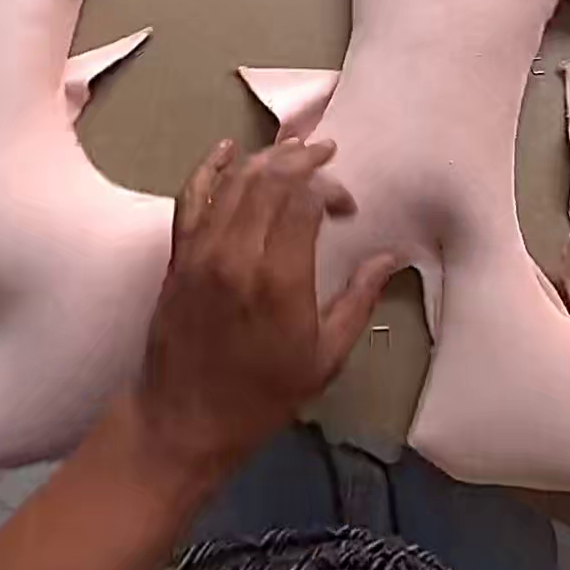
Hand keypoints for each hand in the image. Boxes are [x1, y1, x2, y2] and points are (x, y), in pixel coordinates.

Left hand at [127, 137, 398, 472]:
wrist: (184, 421)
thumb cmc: (262, 395)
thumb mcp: (325, 357)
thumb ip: (359, 300)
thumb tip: (390, 257)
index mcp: (280, 280)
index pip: (306, 203)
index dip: (330, 190)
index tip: (345, 205)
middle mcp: (238, 254)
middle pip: (271, 180)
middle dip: (302, 158)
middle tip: (324, 151)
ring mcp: (203, 250)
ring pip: (236, 182)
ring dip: (267, 157)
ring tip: (292, 148)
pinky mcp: (180, 253)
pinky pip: (192, 197)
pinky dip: (210, 168)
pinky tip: (228, 149)